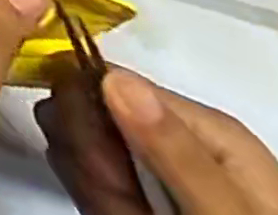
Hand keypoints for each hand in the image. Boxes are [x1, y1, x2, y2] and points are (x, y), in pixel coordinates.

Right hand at [38, 68, 277, 214]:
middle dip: (90, 158)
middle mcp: (172, 129)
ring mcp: (153, 157)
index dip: (86, 118)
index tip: (105, 170)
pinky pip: (82, 167)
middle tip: (127, 206)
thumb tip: (113, 78)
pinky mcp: (135, 181)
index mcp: (202, 125)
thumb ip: (177, 153)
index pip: (100, 77)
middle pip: (83, 108)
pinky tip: (123, 214)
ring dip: (91, 181)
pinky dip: (93, 194)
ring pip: (75, 139)